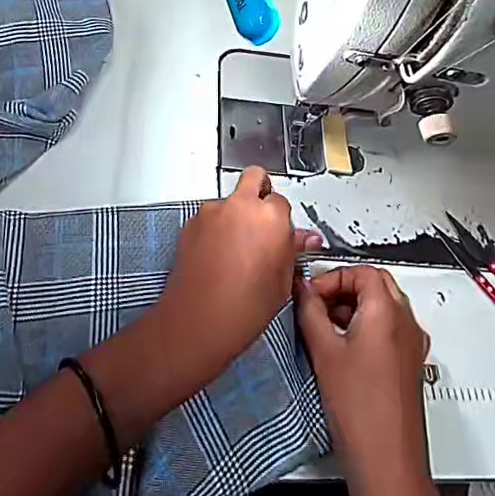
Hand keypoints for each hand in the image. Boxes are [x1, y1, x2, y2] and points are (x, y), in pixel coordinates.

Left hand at [151, 167, 320, 385]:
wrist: (199, 318)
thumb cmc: (242, 307)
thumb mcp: (281, 281)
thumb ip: (291, 250)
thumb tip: (303, 239)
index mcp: (269, 217)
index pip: (281, 200)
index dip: (281, 217)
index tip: (280, 232)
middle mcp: (240, 206)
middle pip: (254, 177)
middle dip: (260, 190)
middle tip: (262, 218)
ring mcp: (212, 211)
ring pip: (229, 200)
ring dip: (235, 214)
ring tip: (237, 249)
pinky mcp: (192, 221)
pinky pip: (210, 216)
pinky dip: (215, 228)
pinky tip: (219, 255)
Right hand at [295, 265, 430, 473]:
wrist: (386, 460)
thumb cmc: (361, 411)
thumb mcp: (322, 349)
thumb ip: (309, 309)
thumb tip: (302, 289)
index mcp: (388, 313)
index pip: (361, 271)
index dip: (331, 276)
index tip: (311, 292)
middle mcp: (406, 325)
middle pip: (375, 284)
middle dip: (343, 287)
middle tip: (317, 301)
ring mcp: (411, 346)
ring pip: (383, 306)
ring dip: (353, 306)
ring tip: (325, 325)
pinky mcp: (409, 365)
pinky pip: (388, 329)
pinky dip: (365, 326)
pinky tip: (342, 347)